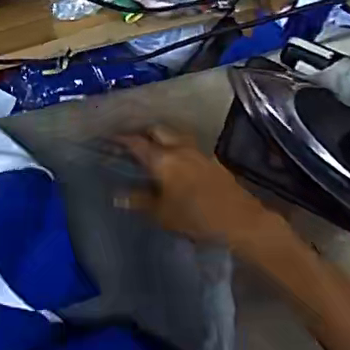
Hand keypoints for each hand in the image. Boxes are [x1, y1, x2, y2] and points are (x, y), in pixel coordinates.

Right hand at [112, 126, 291, 257]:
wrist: (239, 220)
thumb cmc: (195, 218)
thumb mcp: (162, 213)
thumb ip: (139, 200)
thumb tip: (118, 195)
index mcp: (163, 159)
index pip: (136, 142)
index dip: (121, 139)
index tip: (109, 139)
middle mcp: (179, 147)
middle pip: (156, 130)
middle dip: (141, 132)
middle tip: (129, 141)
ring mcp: (198, 151)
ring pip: (173, 134)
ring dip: (160, 137)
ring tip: (150, 148)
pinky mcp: (211, 159)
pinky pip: (187, 144)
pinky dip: (175, 146)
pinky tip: (174, 160)